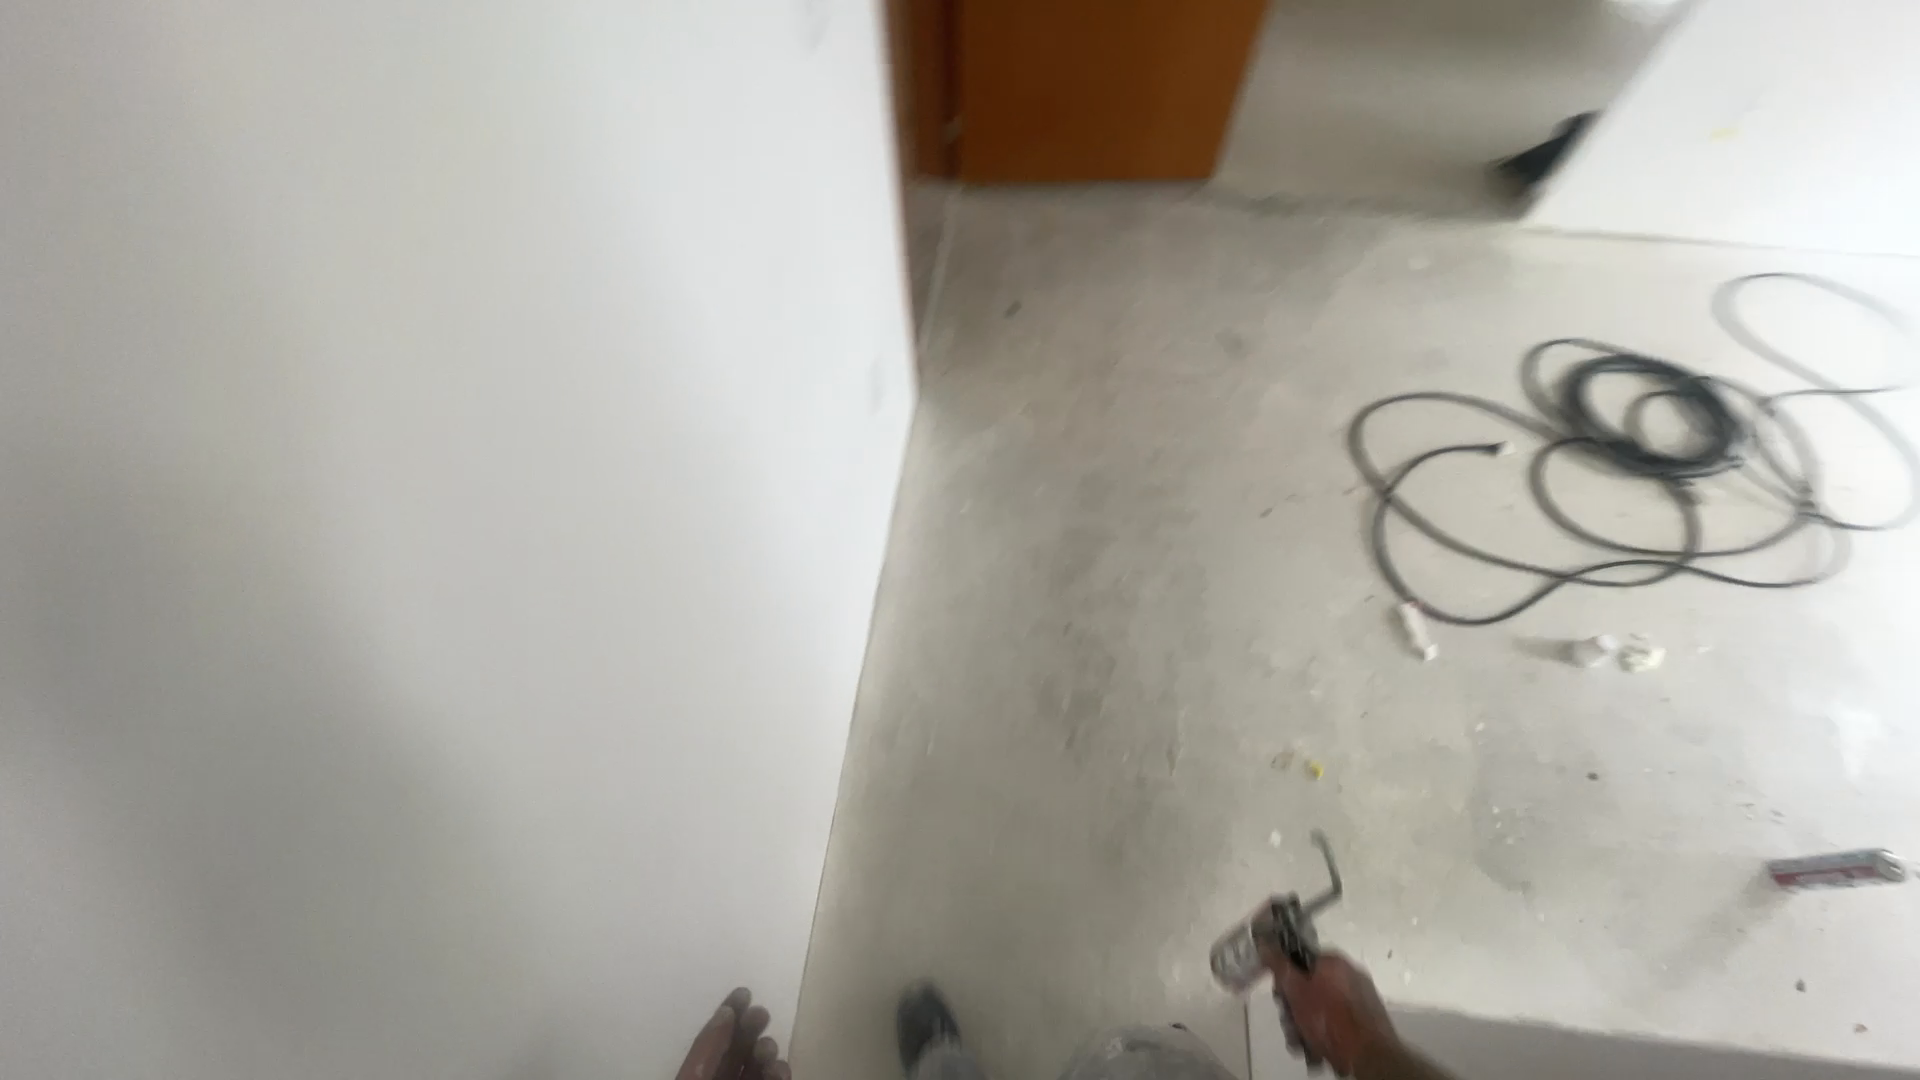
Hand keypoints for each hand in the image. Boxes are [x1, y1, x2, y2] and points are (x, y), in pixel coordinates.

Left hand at [676, 988, 792, 1079]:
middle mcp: (719, 1077)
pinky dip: (780, 1072)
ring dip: (767, 1049)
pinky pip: (775, 1079)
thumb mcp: (694, 1078)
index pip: (710, 1040)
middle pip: (738, 1047)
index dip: (727, 1015)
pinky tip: (778, 1069)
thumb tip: (726, 1011)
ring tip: (766, 1050)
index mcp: (694, 1073)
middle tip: (760, 1015)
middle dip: (751, 1027)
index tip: (744, 992)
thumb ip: (706, 1049)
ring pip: (759, 1063)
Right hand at [1271, 952, 1396, 1076]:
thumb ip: (1278, 964)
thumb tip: (1264, 941)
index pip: (1300, 959)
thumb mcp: (1295, 990)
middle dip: (1295, 1009)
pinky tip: (1318, 1049)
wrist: (1371, 1058)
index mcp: (1334, 961)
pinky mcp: (1370, 1022)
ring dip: (1307, 1025)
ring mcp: (1362, 999)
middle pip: (1311, 986)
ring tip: (1301, 1043)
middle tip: (1290, 1025)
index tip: (1280, 996)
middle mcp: (1350, 975)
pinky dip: (1327, 1033)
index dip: (1286, 979)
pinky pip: (1339, 1021)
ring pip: (1323, 1007)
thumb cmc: (1329, 1020)